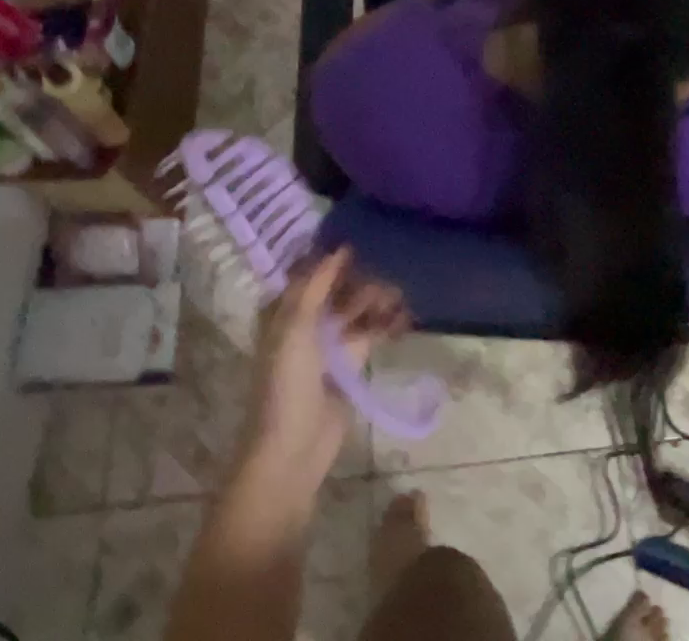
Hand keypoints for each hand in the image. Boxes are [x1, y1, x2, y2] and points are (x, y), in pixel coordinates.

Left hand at [243, 248, 409, 489]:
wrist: (293, 447)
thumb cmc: (286, 384)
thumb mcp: (295, 327)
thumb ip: (315, 286)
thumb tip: (340, 248)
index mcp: (283, 311)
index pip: (310, 273)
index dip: (333, 258)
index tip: (363, 240)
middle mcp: (305, 323)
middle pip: (338, 290)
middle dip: (362, 281)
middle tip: (388, 278)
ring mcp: (328, 344)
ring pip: (357, 311)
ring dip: (377, 302)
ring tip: (401, 298)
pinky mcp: (350, 365)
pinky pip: (370, 335)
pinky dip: (386, 325)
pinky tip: (405, 319)